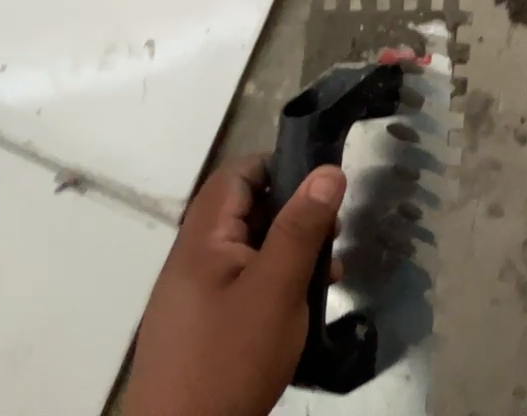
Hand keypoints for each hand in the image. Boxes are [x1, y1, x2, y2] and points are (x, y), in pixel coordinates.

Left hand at [122, 158, 346, 415]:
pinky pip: (247, 280)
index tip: (322, 183)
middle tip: (333, 229)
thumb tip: (328, 170)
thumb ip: (301, 227)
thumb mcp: (277, 288)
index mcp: (201, 244)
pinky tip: (307, 299)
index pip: (235, 177)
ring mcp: (197, 296)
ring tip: (328, 267)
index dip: (278, 166)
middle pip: (245, 210)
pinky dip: (279, 278)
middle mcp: (193, 263)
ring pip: (251, 247)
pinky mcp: (206, 325)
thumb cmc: (230, 359)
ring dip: (292, 247)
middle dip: (294, 210)